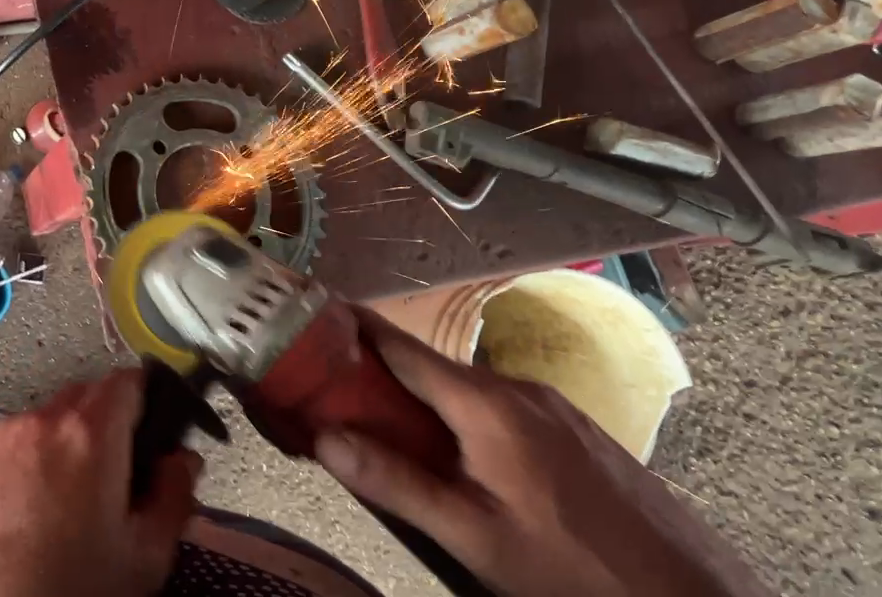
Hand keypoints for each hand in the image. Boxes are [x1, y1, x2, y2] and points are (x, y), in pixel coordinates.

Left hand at [0, 369, 200, 596]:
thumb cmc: (69, 585)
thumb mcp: (142, 556)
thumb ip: (174, 497)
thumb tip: (183, 460)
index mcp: (90, 434)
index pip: (127, 380)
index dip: (148, 395)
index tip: (156, 423)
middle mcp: (44, 419)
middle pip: (88, 395)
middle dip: (110, 421)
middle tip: (123, 470)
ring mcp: (4, 433)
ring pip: (50, 416)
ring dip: (69, 438)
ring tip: (75, 494)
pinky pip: (18, 436)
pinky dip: (34, 454)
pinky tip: (36, 500)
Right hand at [314, 308, 767, 596]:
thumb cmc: (575, 568)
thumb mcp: (476, 537)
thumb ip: (396, 483)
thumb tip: (321, 436)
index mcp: (485, 403)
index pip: (398, 344)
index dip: (348, 324)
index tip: (305, 312)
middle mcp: (515, 387)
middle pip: (426, 366)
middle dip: (374, 374)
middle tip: (330, 392)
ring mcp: (549, 405)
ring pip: (461, 388)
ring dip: (417, 399)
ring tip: (385, 431)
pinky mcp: (572, 428)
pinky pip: (494, 405)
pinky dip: (457, 415)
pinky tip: (456, 456)